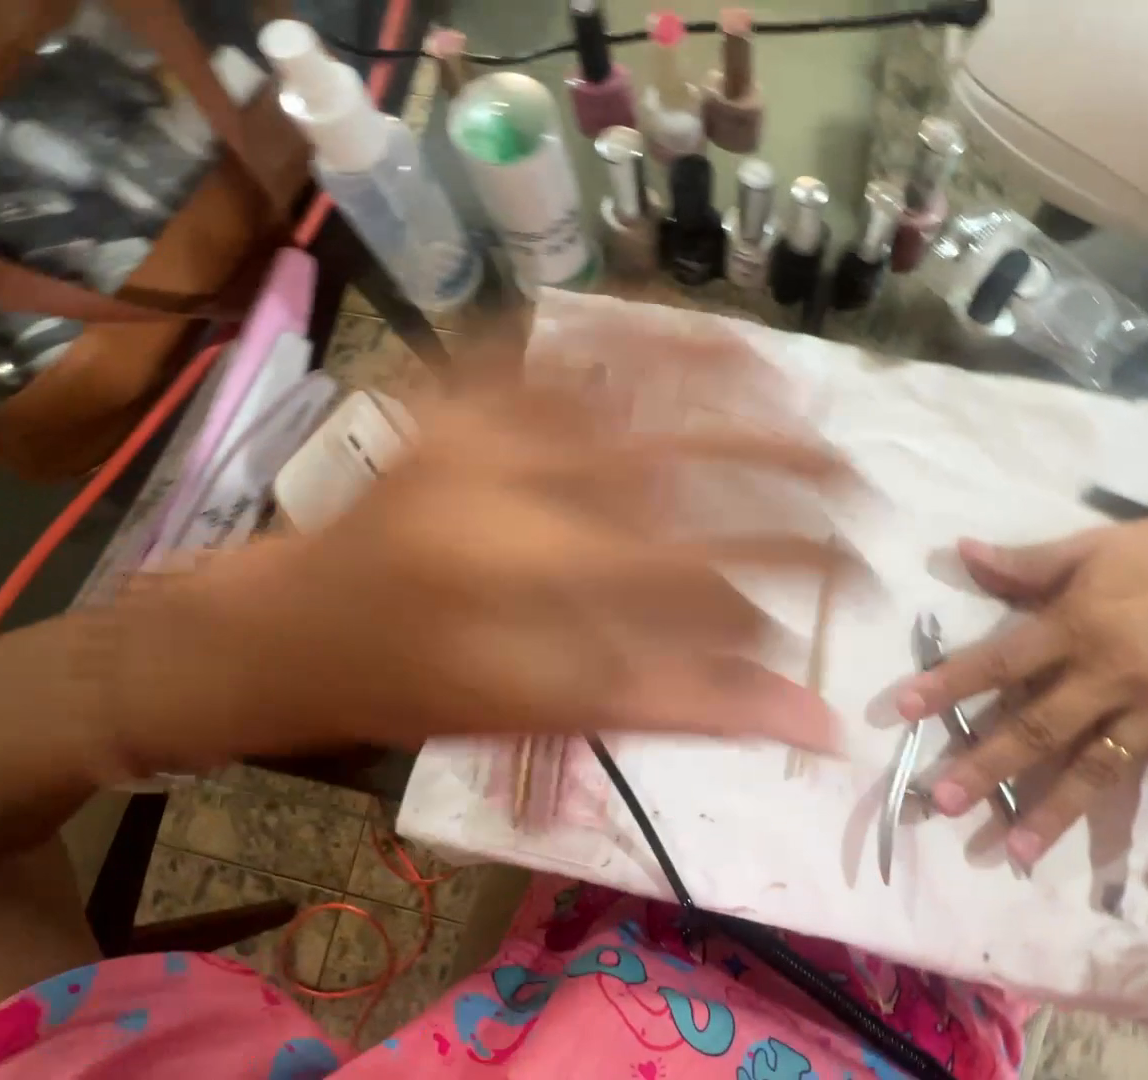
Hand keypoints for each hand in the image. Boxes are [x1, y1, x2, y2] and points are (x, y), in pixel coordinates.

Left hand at [140, 352, 854, 763]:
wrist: (291, 627)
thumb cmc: (419, 689)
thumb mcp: (552, 714)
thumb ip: (687, 706)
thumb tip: (812, 718)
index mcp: (533, 583)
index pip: (706, 564)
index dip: (795, 570)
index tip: (856, 576)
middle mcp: (511, 484)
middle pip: (684, 458)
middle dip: (788, 465)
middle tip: (854, 474)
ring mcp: (477, 421)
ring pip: (628, 377)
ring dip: (727, 375)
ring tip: (797, 388)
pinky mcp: (451, 393)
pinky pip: (554, 344)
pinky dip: (630, 334)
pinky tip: (687, 335)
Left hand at [897, 504, 1147, 899]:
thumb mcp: (1094, 545)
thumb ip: (1026, 562)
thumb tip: (959, 552)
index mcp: (1078, 626)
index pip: (999, 662)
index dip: (950, 684)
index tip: (903, 710)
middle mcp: (1110, 677)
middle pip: (1038, 727)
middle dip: (988, 766)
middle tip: (943, 802)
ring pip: (1098, 769)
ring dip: (1056, 813)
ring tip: (1013, 853)